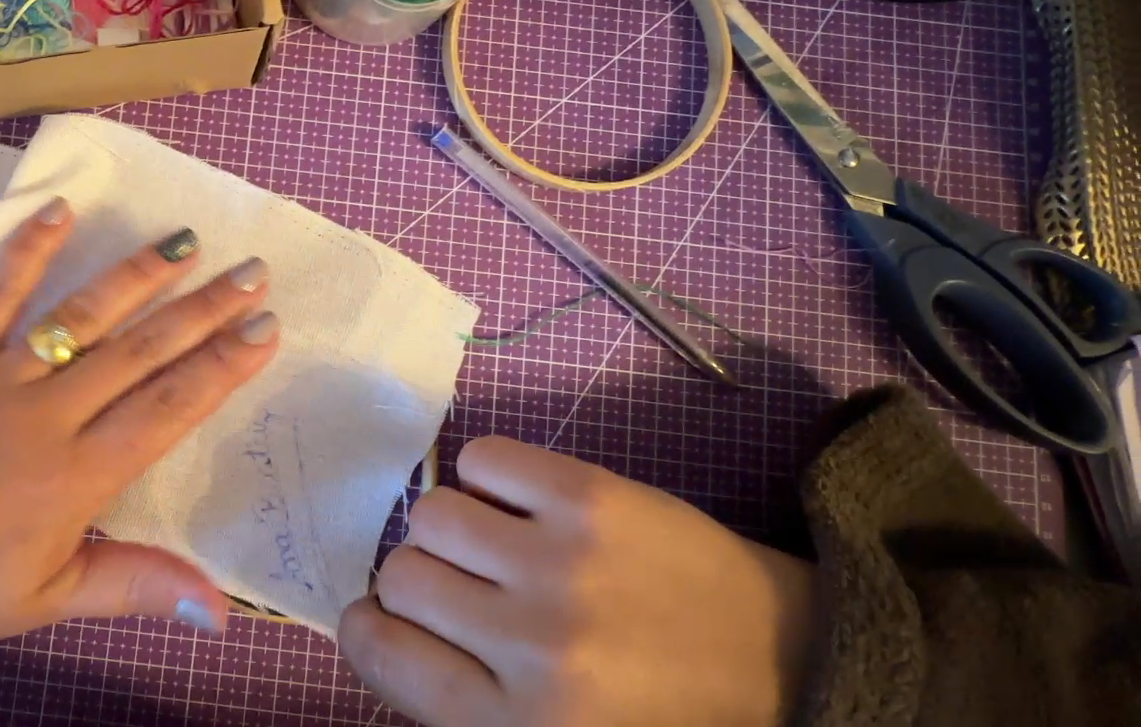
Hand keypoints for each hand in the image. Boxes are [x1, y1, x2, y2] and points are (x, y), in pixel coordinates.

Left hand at [0, 199, 280, 658]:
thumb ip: (135, 586)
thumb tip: (222, 609)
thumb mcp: (48, 603)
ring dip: (139, 275)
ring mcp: (0, 375)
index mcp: (78, 476)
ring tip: (186, 242)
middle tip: (251, 273)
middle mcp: (49, 414)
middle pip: (141, 352)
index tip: (265, 328)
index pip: (168, 408)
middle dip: (204, 310)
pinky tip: (60, 209)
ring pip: (83, 316)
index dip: (222, 367)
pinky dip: (28, 249)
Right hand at [339, 435, 813, 726]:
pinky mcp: (591, 496)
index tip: (390, 621)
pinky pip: (481, 456)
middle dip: (420, 579)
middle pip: (400, 573)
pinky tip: (519, 503)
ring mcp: (562, 563)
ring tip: (495, 542)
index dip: (369, 627)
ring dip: (451, 527)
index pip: (376, 648)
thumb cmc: (655, 723)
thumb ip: (457, 702)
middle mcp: (531, 646)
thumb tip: (377, 626)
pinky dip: (485, 476)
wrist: (788, 668)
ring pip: (431, 511)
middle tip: (464, 589)